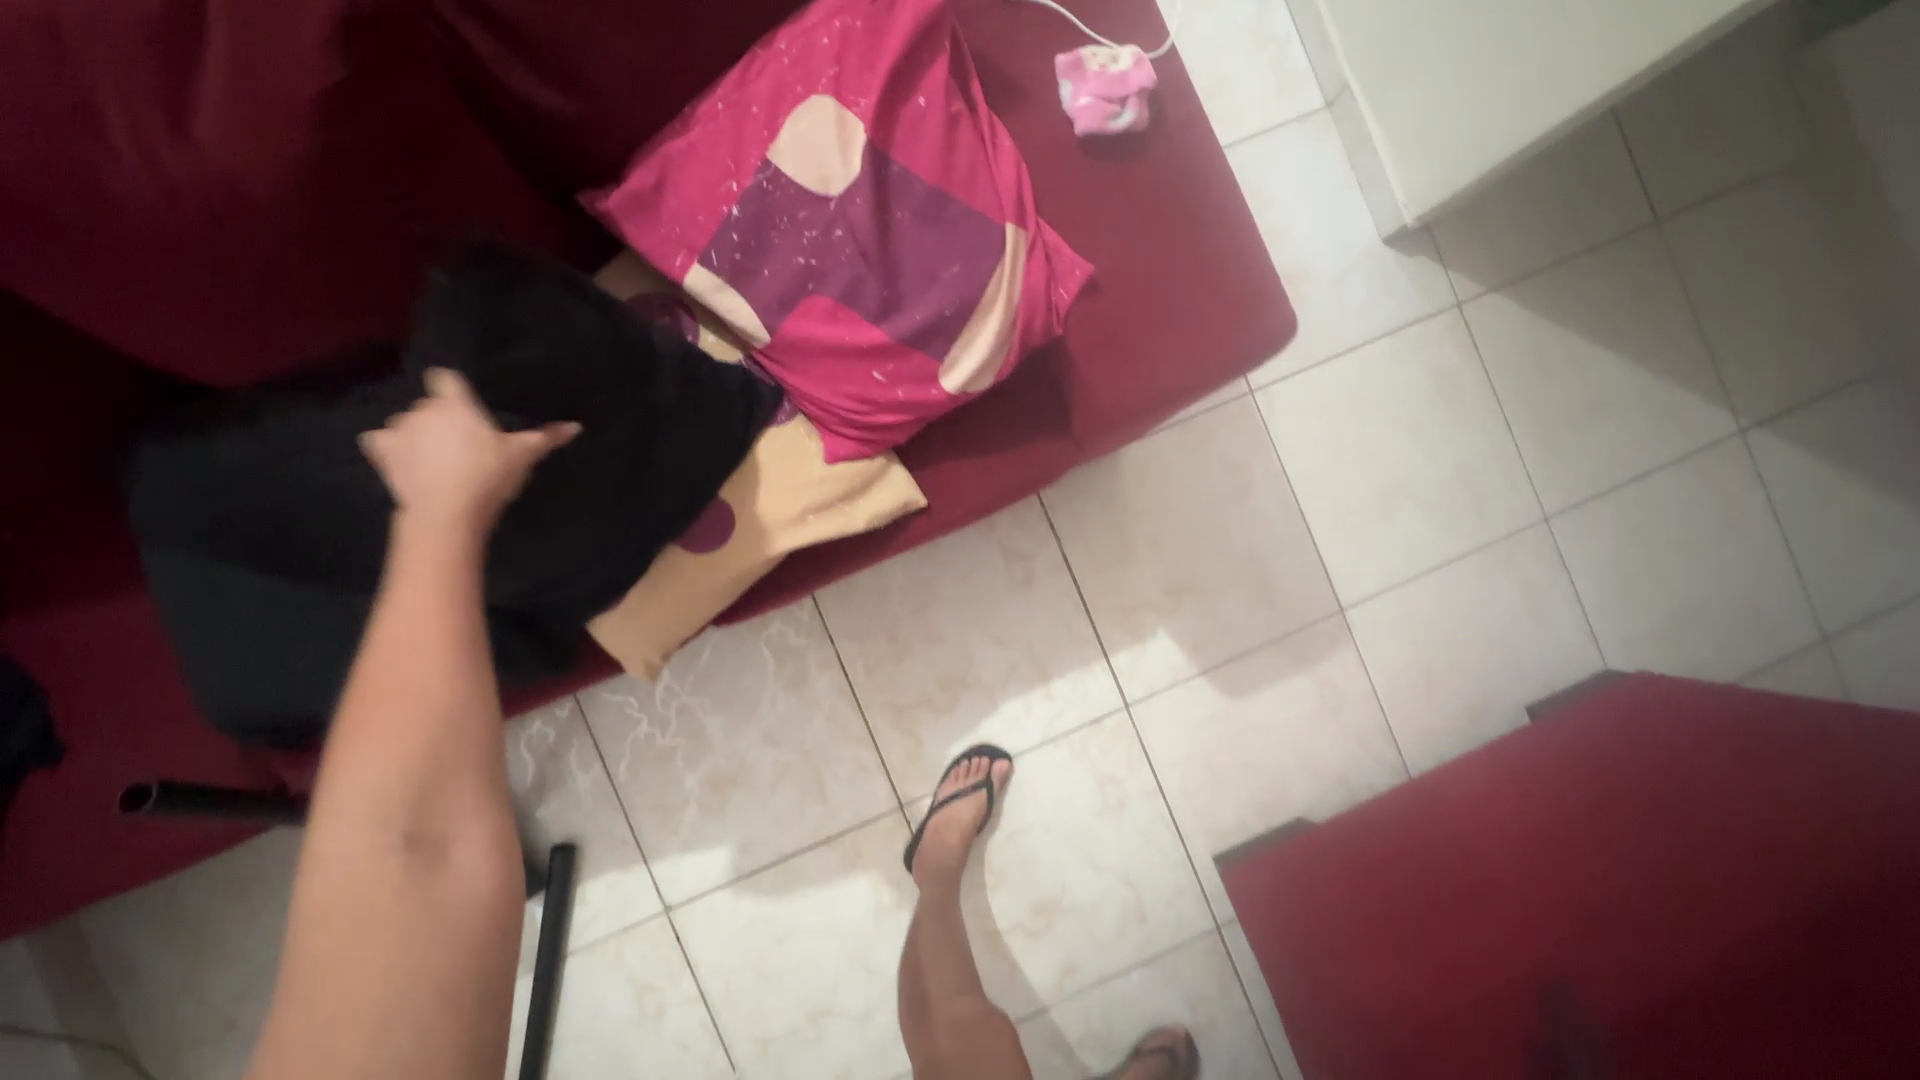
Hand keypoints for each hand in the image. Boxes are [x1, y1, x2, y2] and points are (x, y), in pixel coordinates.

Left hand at [359, 368, 580, 534]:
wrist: (446, 513)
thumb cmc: (488, 476)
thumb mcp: (524, 456)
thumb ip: (546, 438)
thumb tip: (576, 426)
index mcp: (455, 403)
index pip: (444, 376)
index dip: (452, 386)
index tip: (465, 401)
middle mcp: (422, 409)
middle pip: (428, 403)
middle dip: (440, 416)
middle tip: (461, 440)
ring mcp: (398, 430)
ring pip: (405, 422)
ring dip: (416, 432)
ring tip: (433, 454)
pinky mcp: (382, 453)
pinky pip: (379, 440)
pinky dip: (389, 447)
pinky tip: (402, 459)